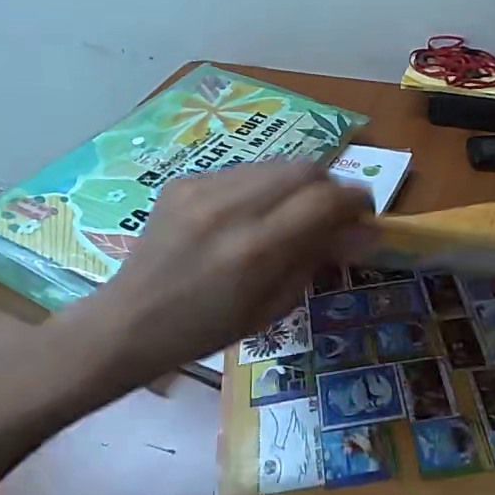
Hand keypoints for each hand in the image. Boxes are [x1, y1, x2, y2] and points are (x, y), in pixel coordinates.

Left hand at [59, 162, 375, 383]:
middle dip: (328, 187)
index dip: (356, 202)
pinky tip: (242, 218)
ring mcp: (202, 188)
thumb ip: (316, 262)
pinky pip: (240, 172)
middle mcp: (231, 206)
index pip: (327, 198)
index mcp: (256, 248)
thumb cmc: (204, 330)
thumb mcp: (270, 308)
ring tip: (284, 218)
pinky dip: (257, 189)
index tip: (361, 219)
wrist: (130, 321)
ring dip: (293, 186)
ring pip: (273, 164)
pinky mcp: (182, 181)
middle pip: (305, 167)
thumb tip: (364, 233)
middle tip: (326, 217)